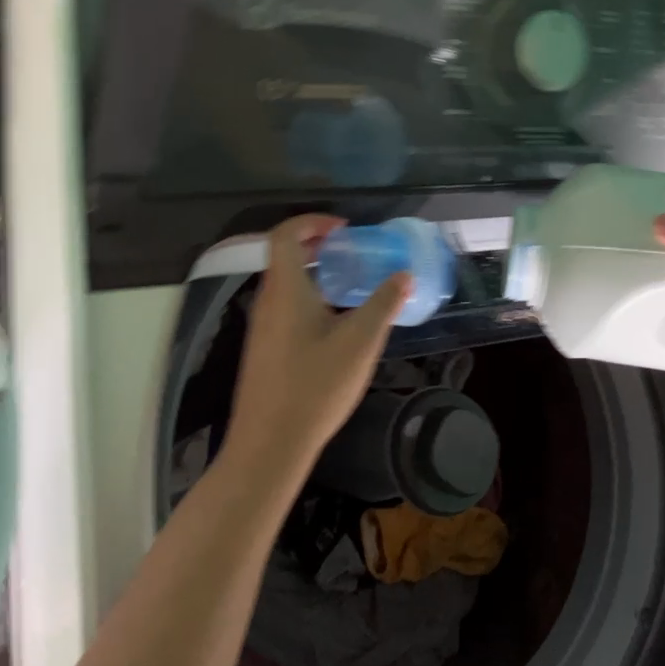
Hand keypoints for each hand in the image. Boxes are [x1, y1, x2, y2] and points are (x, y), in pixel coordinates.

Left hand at [223, 215, 411, 469]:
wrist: (269, 444)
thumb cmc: (315, 386)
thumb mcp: (360, 343)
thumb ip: (383, 304)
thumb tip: (403, 275)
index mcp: (285, 289)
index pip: (286, 234)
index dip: (313, 221)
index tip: (345, 229)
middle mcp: (267, 301)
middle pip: (284, 256)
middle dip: (317, 245)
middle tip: (352, 252)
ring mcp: (260, 327)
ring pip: (284, 284)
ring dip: (313, 274)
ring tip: (349, 286)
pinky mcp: (262, 350)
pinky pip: (283, 308)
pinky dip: (307, 299)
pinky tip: (333, 326)